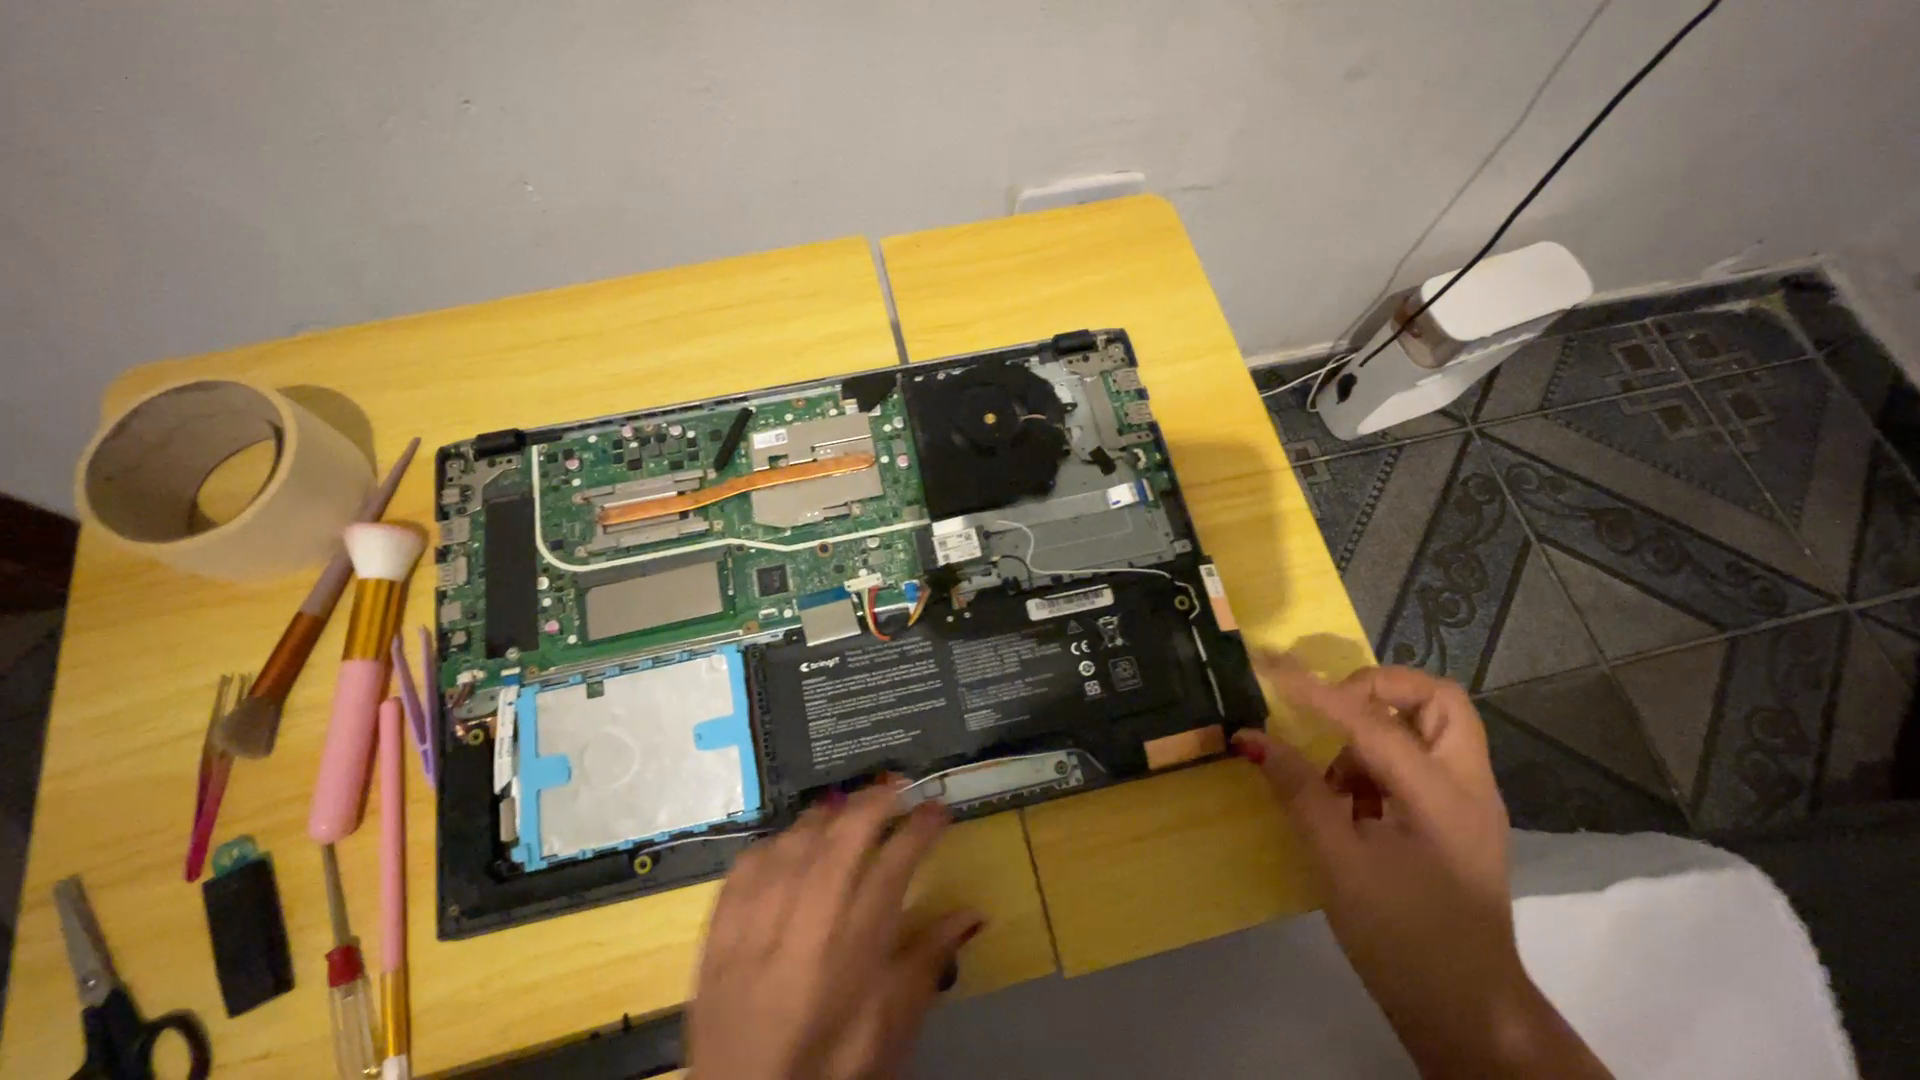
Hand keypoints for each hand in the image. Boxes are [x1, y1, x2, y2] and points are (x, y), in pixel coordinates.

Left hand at [688, 784, 983, 1079]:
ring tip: (846, 808)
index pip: (895, 863)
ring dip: (825, 816)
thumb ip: (927, 960)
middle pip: (844, 835)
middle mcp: (805, 917)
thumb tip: (971, 912)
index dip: (921, 827)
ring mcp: (755, 919)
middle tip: (897, 787)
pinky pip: (745, 865)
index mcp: (855, 943)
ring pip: (794, 840)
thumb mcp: (892, 1025)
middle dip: (876, 802)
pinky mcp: (717, 930)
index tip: (939, 807)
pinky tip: (784, 843)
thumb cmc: (832, 1066)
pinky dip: (771, 844)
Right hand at [1232, 653, 1610, 1079]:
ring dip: (1376, 728)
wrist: (1467, 1012)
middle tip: (1327, 709)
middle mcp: (1467, 785)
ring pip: (1431, 728)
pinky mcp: (1456, 822)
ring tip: (1330, 773)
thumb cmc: (1401, 939)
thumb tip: (1252, 738)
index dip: (1316, 690)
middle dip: (1377, 688)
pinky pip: (1422, 762)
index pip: (1372, 719)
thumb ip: (1299, 791)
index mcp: (1442, 793)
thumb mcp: (1339, 864)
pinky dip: (1381, 761)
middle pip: (1436, 699)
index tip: (1269, 669)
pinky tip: (1348, 801)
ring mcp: (1469, 803)